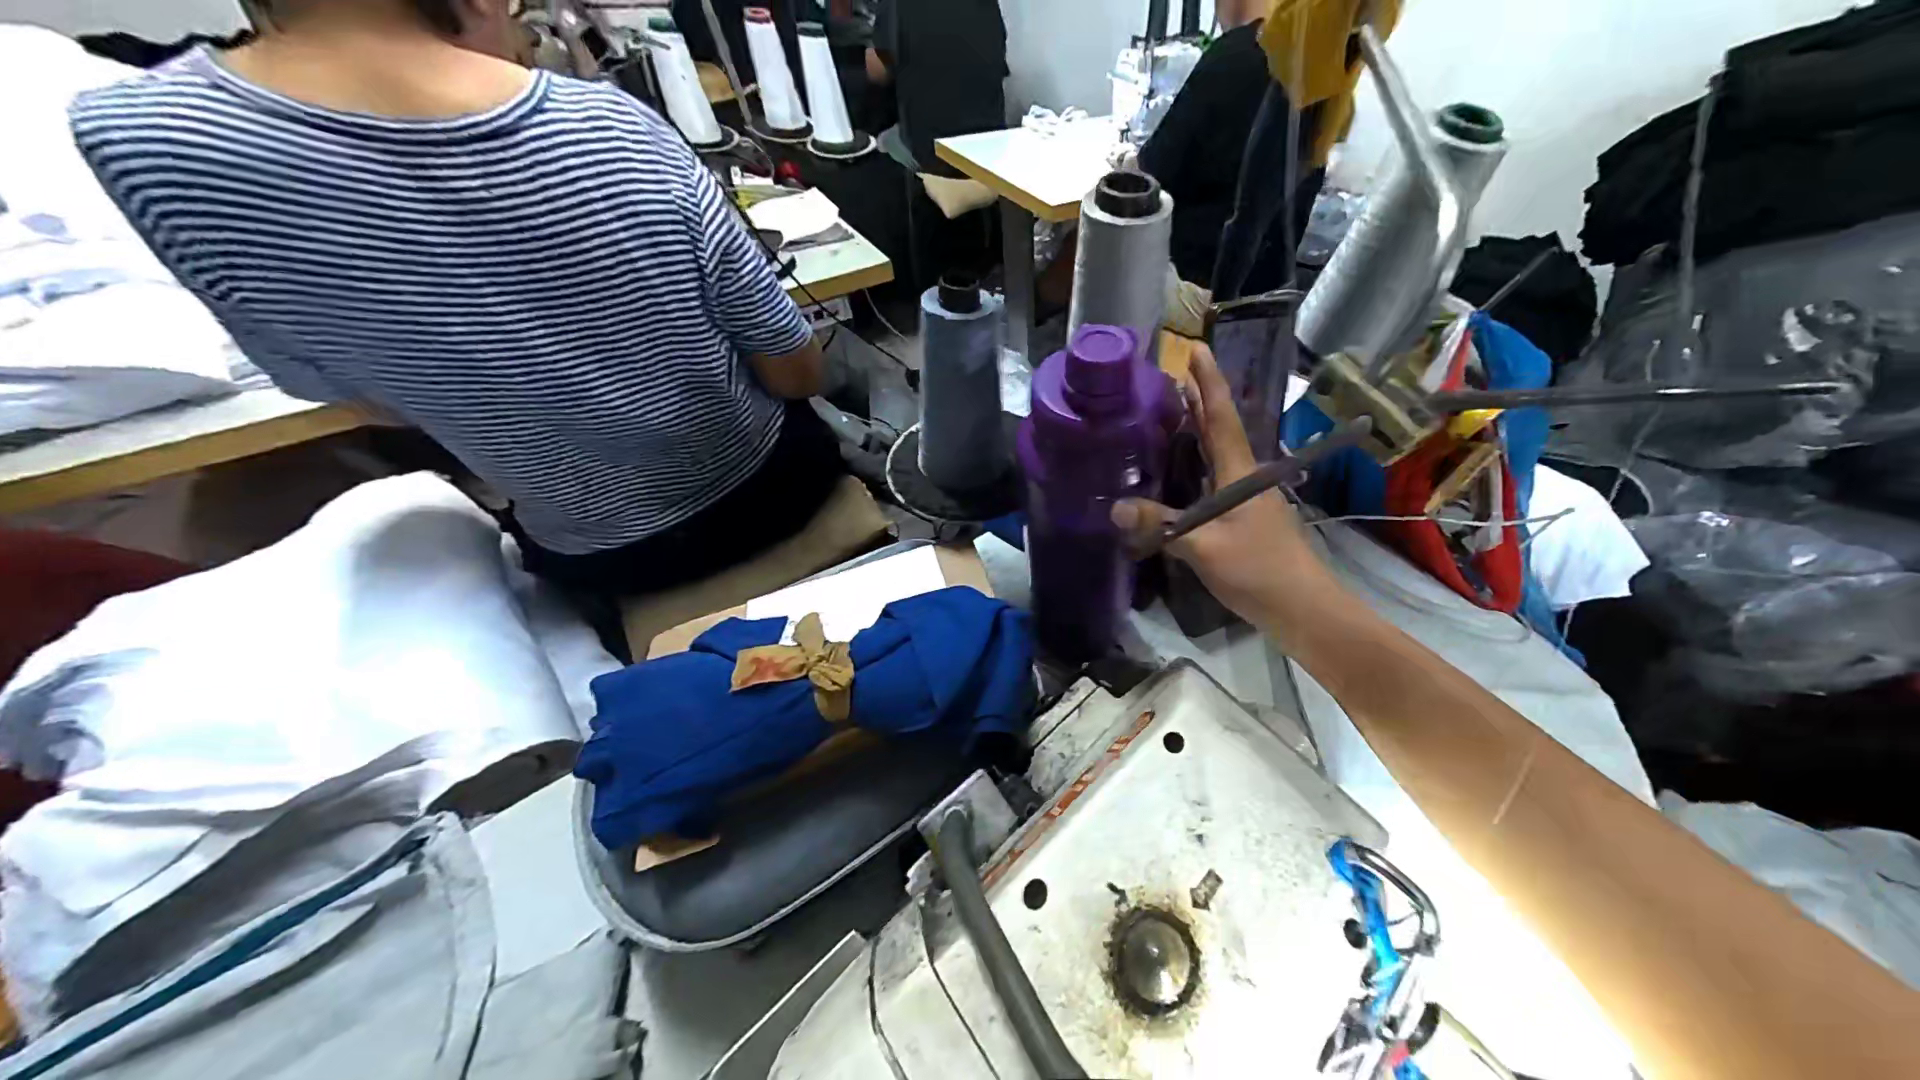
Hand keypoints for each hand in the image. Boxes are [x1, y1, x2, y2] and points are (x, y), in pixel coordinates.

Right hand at [1111, 344, 1322, 626]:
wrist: (1302, 608)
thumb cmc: (1258, 570)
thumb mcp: (1205, 547)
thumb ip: (1163, 526)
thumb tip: (1116, 508)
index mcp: (1240, 473)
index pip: (1220, 419)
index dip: (1207, 384)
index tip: (1195, 351)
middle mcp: (1244, 478)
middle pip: (1218, 430)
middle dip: (1198, 401)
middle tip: (1171, 378)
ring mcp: (1245, 499)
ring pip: (1216, 456)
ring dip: (1195, 433)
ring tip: (1167, 418)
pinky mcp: (1242, 520)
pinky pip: (1212, 481)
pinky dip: (1193, 466)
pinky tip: (1175, 475)